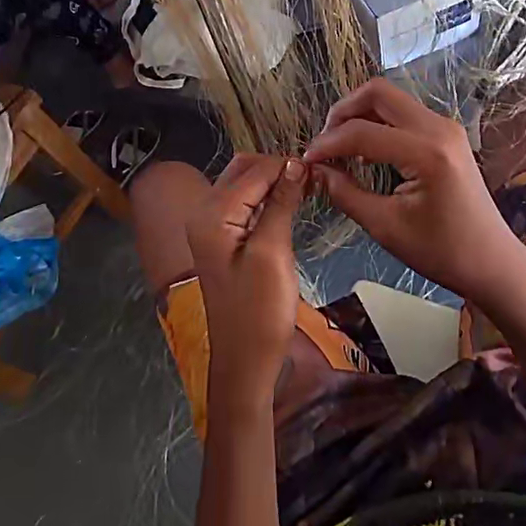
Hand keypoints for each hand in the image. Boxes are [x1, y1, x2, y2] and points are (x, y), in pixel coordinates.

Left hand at [186, 155, 308, 401]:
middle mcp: (204, 213)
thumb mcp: (273, 252)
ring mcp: (211, 228)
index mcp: (212, 214)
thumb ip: (281, 203)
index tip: (321, 167)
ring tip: (307, 187)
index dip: (286, 165)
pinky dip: (266, 200)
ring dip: (273, 182)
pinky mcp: (222, 241)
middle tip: (313, 177)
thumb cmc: (259, 310)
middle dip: (276, 168)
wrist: (245, 360)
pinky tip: (289, 205)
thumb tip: (295, 164)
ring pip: (243, 186)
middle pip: (242, 171)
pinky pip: (244, 205)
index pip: (253, 171)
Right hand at [304, 78, 525, 312]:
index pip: (361, 132)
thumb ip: (345, 193)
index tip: (307, 162)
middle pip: (377, 93)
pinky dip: (378, 124)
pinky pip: (404, 114)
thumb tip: (314, 171)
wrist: (492, 262)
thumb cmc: (442, 252)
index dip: (327, 144)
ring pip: (390, 99)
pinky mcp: (447, 134)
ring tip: (341, 149)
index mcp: (426, 152)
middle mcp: (438, 128)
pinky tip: (366, 152)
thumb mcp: (385, 227)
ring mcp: (446, 127)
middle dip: (343, 112)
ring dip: (360, 116)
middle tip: (325, 144)